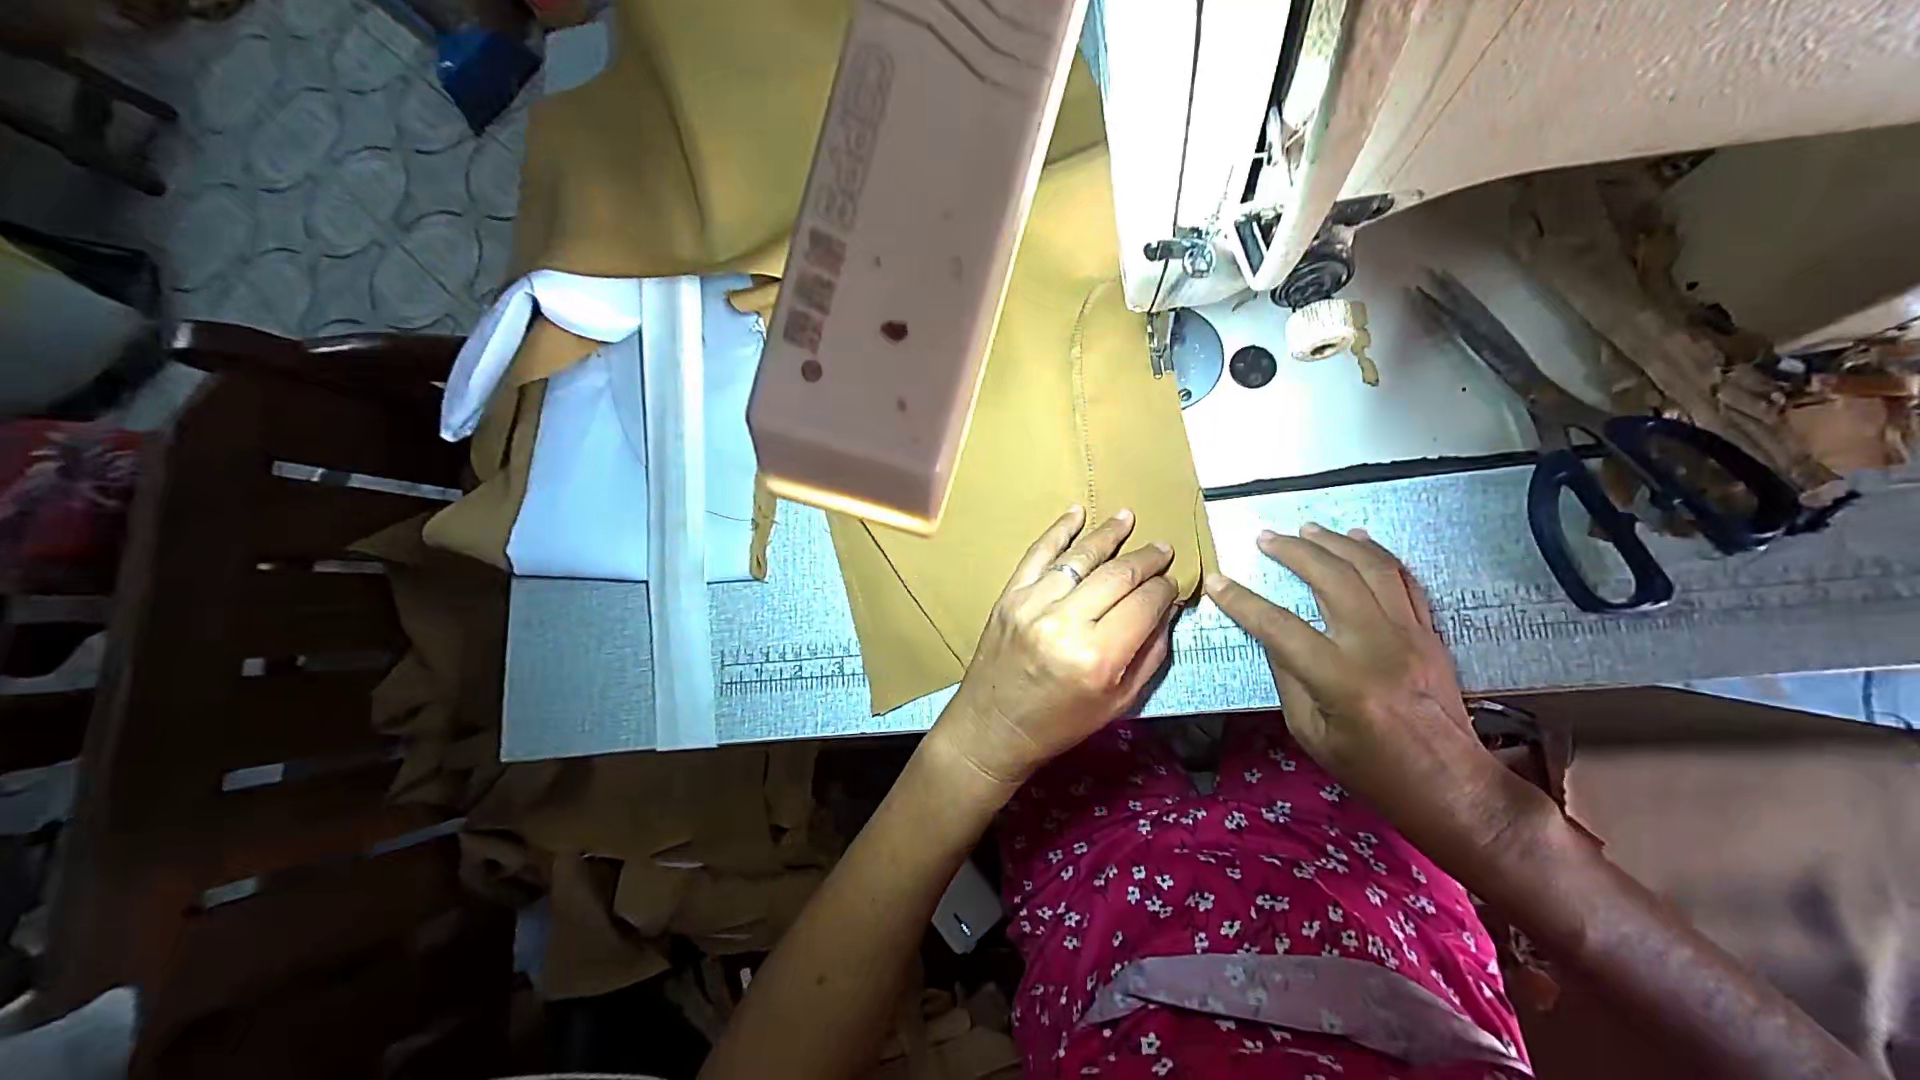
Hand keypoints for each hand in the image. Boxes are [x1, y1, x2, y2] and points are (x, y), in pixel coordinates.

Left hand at [933, 506, 1178, 789]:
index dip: (1165, 587)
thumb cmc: (1061, 723)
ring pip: (1079, 557)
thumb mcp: (1119, 702)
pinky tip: (1077, 514)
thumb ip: (1149, 652)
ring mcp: (1032, 605)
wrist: (994, 727)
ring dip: (1107, 534)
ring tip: (1127, 517)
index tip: (1174, 580)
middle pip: (1117, 575)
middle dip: (1146, 558)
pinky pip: (1038, 554)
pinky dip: (1058, 531)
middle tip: (1162, 548)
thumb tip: (1167, 606)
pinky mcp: (1009, 597)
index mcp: (1097, 656)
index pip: (1144, 603)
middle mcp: (1065, 624)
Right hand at [1204, 524, 1549, 859]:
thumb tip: (1271, 634)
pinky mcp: (1430, 633)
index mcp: (1341, 679)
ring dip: (1335, 541)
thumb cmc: (1371, 770)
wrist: (1452, 785)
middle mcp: (1378, 646)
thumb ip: (1287, 676)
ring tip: (1306, 529)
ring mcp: (1410, 634)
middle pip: (1331, 579)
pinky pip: (1404, 580)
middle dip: (1292, 552)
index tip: (1217, 582)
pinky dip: (1378, 554)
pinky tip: (1358, 539)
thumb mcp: (1309, 732)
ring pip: (1371, 568)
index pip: (1279, 626)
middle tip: (1265, 538)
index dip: (1242, 602)